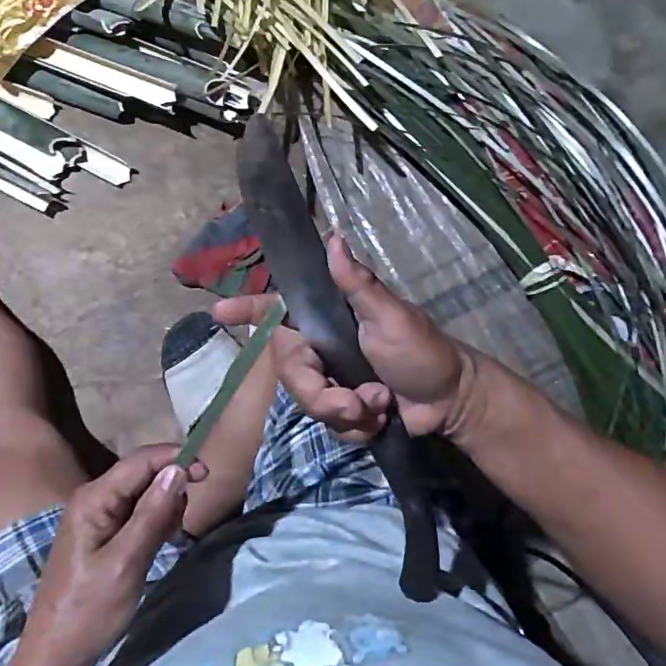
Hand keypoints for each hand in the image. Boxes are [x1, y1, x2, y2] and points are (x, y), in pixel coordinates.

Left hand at [23, 445, 207, 664]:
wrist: (56, 657)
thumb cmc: (89, 610)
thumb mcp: (126, 561)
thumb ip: (152, 513)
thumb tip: (179, 468)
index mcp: (94, 498)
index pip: (143, 459)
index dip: (177, 458)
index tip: (206, 475)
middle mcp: (94, 497)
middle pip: (146, 471)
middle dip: (172, 486)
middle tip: (180, 521)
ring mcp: (98, 513)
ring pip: (146, 489)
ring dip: (166, 505)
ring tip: (168, 537)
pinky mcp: (104, 530)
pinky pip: (140, 508)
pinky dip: (157, 518)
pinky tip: (159, 541)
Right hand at [213, 235, 478, 440]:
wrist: (448, 400)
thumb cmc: (421, 350)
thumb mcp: (391, 316)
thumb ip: (358, 284)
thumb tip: (334, 238)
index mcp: (332, 318)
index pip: (282, 309)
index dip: (250, 310)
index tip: (217, 312)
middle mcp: (325, 346)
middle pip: (292, 372)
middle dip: (322, 396)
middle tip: (356, 403)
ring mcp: (333, 379)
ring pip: (310, 404)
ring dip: (347, 412)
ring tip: (379, 404)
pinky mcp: (344, 409)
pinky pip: (330, 426)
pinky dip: (357, 427)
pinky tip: (381, 417)